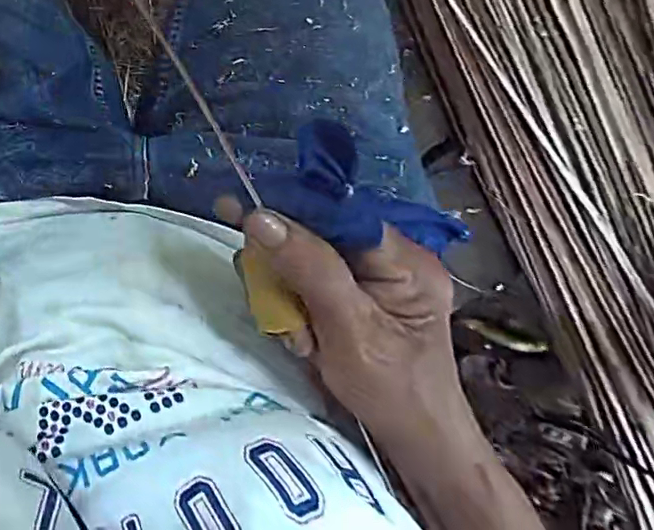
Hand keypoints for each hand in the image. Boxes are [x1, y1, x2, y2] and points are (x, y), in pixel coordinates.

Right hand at [223, 201, 472, 448]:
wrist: (417, 447)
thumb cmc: (393, 393)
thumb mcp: (349, 330)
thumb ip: (308, 268)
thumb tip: (260, 216)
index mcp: (403, 258)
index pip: (335, 210)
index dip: (286, 206)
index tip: (236, 208)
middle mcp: (388, 255)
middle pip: (314, 230)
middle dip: (281, 260)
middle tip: (259, 284)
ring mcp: (370, 273)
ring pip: (302, 252)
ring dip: (283, 287)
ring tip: (294, 331)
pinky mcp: (351, 290)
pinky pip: (305, 274)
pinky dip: (290, 298)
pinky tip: (298, 329)